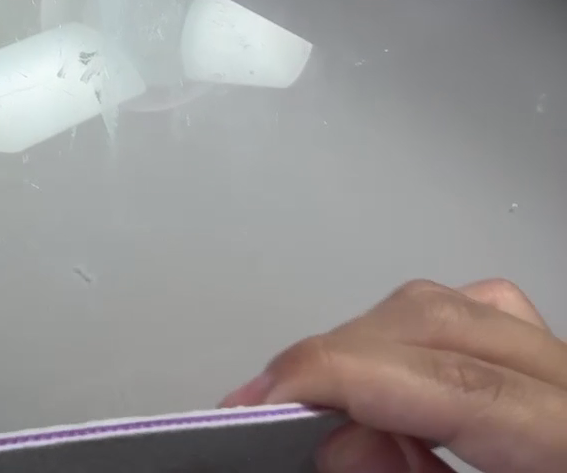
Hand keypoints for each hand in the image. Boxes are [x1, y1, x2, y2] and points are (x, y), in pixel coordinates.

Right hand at [222, 279, 566, 472]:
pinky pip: (493, 320)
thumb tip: (334, 443)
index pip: (462, 387)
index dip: (339, 379)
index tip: (258, 402)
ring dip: (366, 350)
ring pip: (453, 310)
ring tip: (332, 409)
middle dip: (337, 362)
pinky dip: (418, 341)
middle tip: (277, 413)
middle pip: (441, 329)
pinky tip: (395, 384)